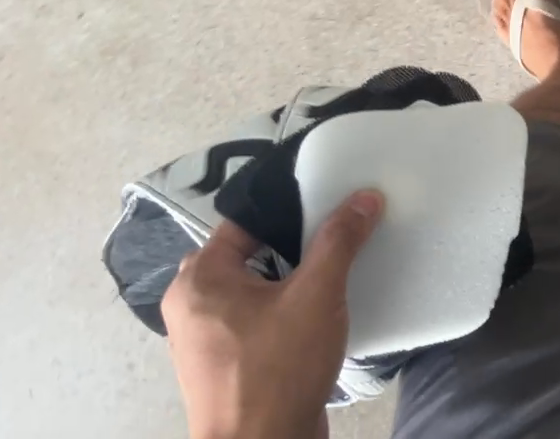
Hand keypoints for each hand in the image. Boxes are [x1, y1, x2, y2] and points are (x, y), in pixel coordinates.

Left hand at [162, 191, 384, 438]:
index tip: (335, 194)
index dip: (292, 206)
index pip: (246, 222)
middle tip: (347, 223)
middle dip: (302, 238)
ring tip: (345, 257)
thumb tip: (364, 197)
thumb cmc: (277, 365)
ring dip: (302, 270)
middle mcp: (195, 305)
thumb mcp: (317, 292)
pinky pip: (266, 310)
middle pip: (256, 251)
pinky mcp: (233, 358)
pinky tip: (330, 299)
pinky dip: (296, 299)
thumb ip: (339, 239)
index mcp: (200, 282)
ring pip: (263, 282)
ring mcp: (211, 336)